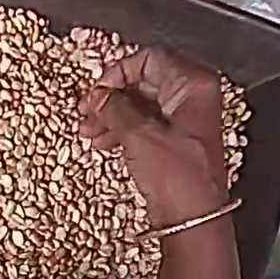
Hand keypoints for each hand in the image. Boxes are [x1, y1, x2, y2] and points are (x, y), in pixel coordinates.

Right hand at [79, 48, 228, 229]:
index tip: (96, 92)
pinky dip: (121, 131)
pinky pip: (142, 126)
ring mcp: (182, 121)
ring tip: (89, 133)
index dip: (117, 73)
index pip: (149, 60)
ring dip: (111, 117)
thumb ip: (115, 110)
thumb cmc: (178, 177)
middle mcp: (191, 98)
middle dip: (110, 99)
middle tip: (86, 113)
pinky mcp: (173, 142)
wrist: (191, 218)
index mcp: (193, 85)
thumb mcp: (140, 137)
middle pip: (143, 83)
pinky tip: (102, 143)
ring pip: (139, 106)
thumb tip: (97, 96)